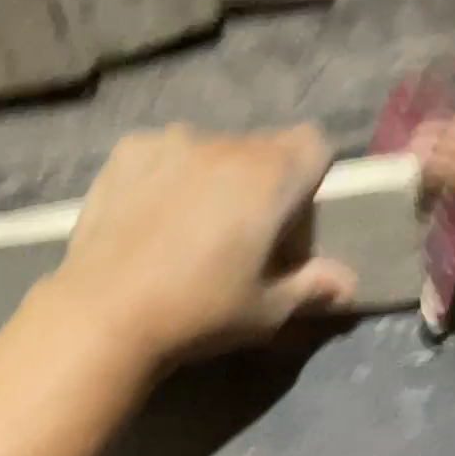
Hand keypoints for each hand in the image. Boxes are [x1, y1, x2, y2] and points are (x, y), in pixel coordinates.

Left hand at [46, 124, 357, 363]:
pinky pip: (166, 154)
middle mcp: (223, 144)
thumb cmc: (201, 313)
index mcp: (268, 176)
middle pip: (262, 148)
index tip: (294, 220)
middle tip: (244, 237)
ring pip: (212, 150)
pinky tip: (152, 219)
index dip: (312, 178)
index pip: (314, 143)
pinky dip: (170, 177)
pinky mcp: (126, 152)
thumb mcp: (267, 310)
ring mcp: (169, 143)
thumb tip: (348, 281)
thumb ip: (312, 286)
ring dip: (215, 179)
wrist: (106, 312)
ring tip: (190, 229)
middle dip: (264, 183)